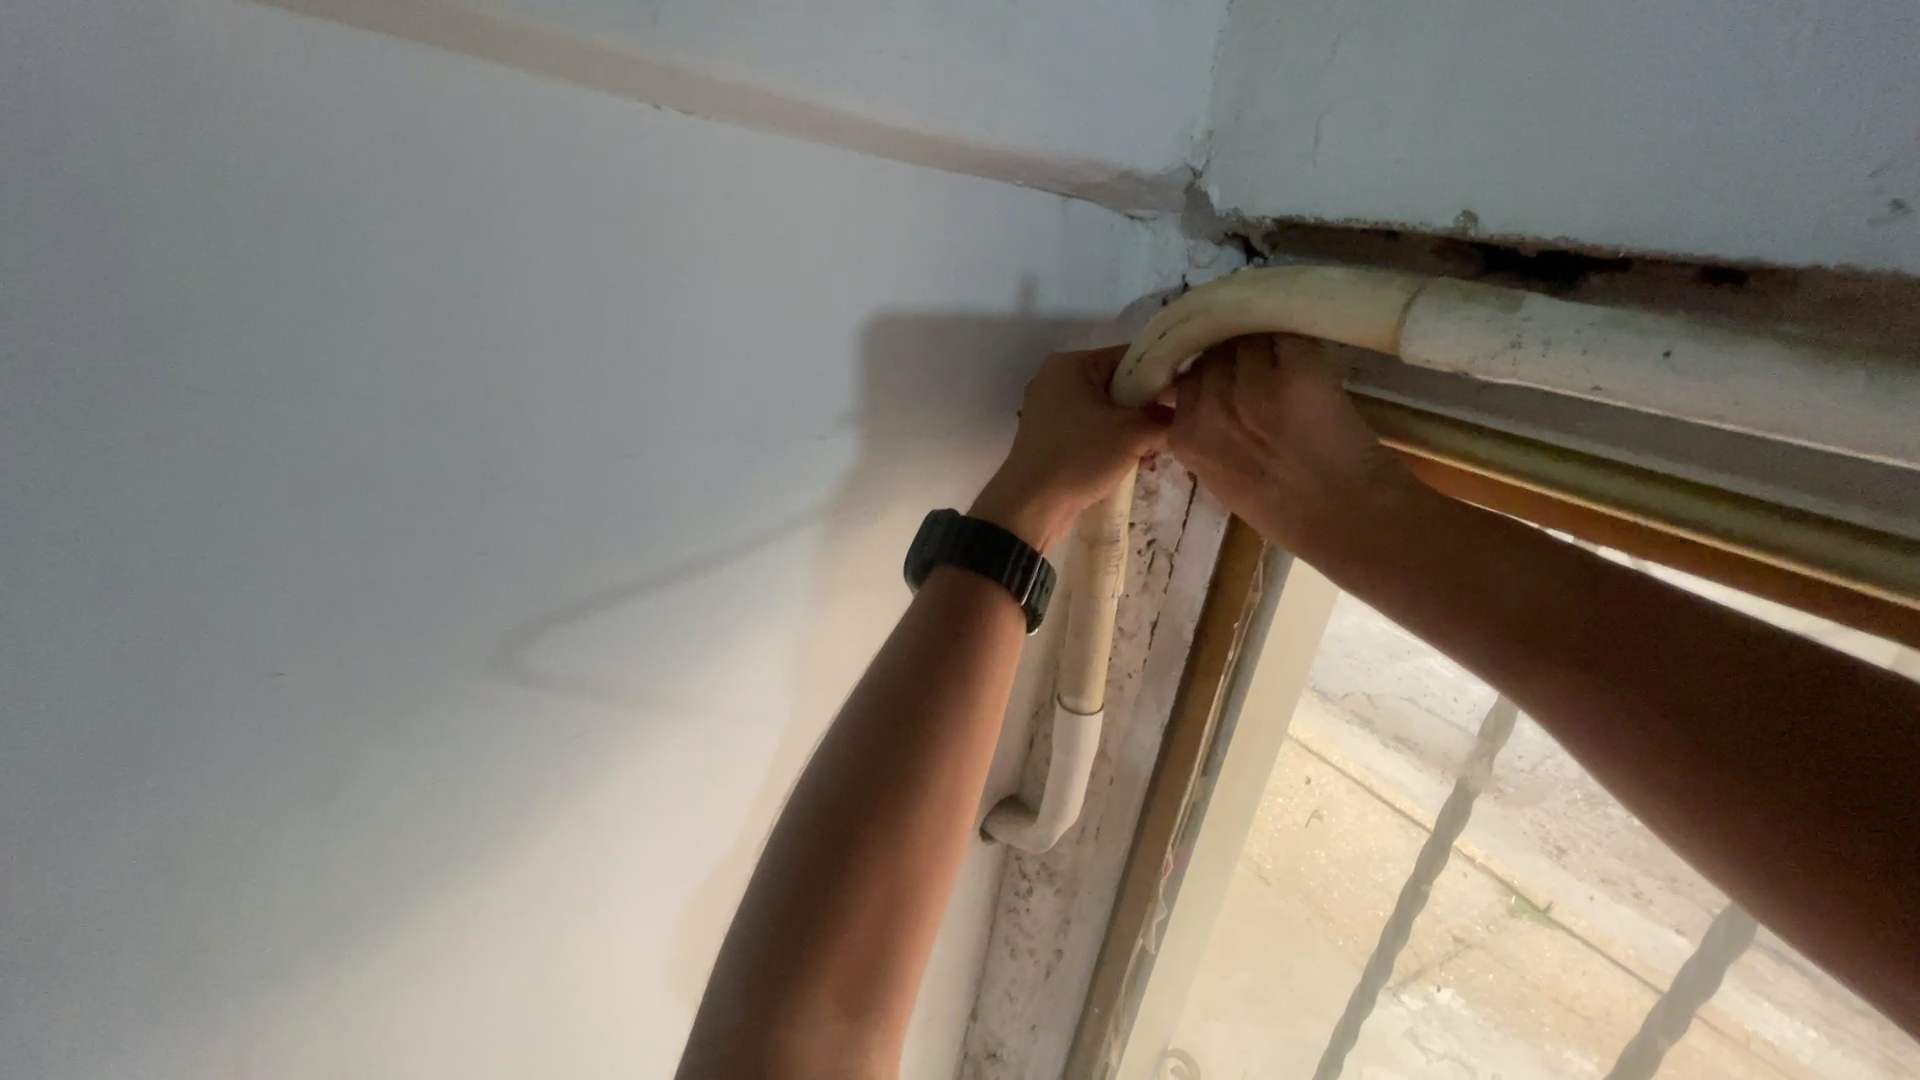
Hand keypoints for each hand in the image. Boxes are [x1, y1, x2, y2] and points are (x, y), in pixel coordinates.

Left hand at [970, 346, 1170, 549]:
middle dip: (1146, 412)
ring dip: (1132, 433)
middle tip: (1167, 433)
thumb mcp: (1132, 434)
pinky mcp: (1049, 439)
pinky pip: (1090, 432)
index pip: (1129, 357)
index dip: (1160, 376)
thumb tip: (1179, 414)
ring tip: (1152, 456)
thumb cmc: (1080, 457)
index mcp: (1071, 365)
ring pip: (1105, 413)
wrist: (1031, 506)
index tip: (1182, 400)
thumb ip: (1163, 417)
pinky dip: (1111, 445)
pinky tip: (1134, 466)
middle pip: (1117, 386)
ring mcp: (1049, 411)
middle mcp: (1056, 381)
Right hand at [1168, 334, 1417, 557]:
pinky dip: (1295, 340)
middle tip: (1253, 368)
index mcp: (1186, 436)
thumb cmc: (1284, 513)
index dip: (1207, 374)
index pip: (1186, 378)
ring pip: (1247, 338)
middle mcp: (1212, 405)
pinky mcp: (1299, 370)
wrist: (1346, 517)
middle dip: (1229, 355)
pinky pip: (1287, 336)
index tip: (1223, 379)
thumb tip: (1204, 401)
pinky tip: (1305, 358)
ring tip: (1280, 359)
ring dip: (1261, 343)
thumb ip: (1203, 438)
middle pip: (1212, 353)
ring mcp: (1255, 384)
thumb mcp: (1219, 478)